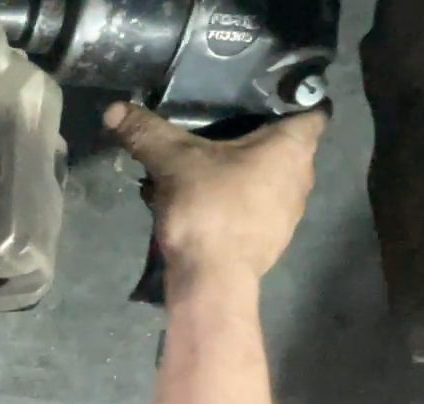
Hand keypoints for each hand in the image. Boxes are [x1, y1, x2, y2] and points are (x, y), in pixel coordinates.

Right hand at [105, 102, 325, 287]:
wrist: (212, 280)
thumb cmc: (209, 210)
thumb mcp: (174, 164)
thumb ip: (148, 135)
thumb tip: (114, 110)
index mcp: (295, 144)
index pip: (309, 107)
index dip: (284, 103)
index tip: (253, 107)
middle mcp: (304, 175)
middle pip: (282, 147)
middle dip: (251, 146)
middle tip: (215, 145)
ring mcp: (290, 213)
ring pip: (268, 183)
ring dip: (242, 182)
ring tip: (205, 182)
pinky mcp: (271, 242)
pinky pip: (255, 215)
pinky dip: (236, 211)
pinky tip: (207, 216)